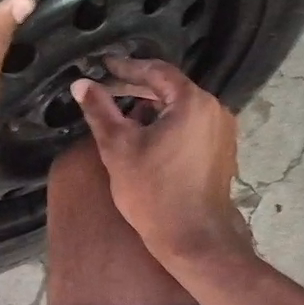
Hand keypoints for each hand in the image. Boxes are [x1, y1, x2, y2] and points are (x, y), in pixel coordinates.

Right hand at [70, 57, 253, 265]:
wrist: (193, 239)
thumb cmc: (154, 191)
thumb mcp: (118, 147)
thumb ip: (99, 110)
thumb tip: (81, 83)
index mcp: (193, 102)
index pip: (157, 71)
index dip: (127, 68)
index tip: (104, 65)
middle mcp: (215, 110)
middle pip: (171, 88)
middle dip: (138, 88)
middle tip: (107, 88)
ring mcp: (222, 131)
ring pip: (181, 108)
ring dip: (152, 107)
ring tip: (122, 115)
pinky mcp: (222, 151)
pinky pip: (192, 125)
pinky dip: (168, 123)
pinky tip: (146, 136)